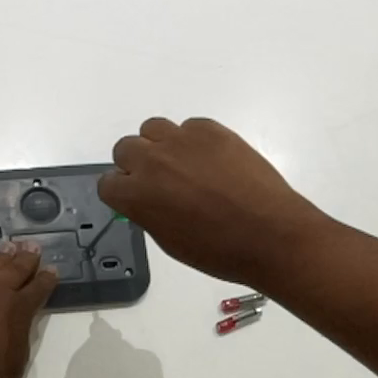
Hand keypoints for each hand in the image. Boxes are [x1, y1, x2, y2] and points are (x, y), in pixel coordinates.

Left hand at [0, 241, 58, 377]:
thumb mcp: (18, 357)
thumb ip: (20, 332)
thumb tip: (17, 319)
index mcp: (18, 308)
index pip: (38, 289)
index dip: (46, 279)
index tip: (52, 269)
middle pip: (14, 270)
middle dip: (26, 258)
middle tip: (32, 246)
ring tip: (7, 247)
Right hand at [99, 117, 328, 286]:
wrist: (270, 234)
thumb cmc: (218, 250)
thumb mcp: (170, 241)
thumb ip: (148, 213)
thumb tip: (148, 200)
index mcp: (136, 196)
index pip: (107, 183)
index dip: (122, 192)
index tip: (137, 198)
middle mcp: (151, 162)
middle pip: (124, 149)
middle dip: (136, 164)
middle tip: (160, 181)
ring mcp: (181, 141)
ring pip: (152, 129)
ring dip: (160, 145)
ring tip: (183, 164)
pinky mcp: (210, 129)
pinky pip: (188, 126)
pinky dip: (193, 140)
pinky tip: (211, 161)